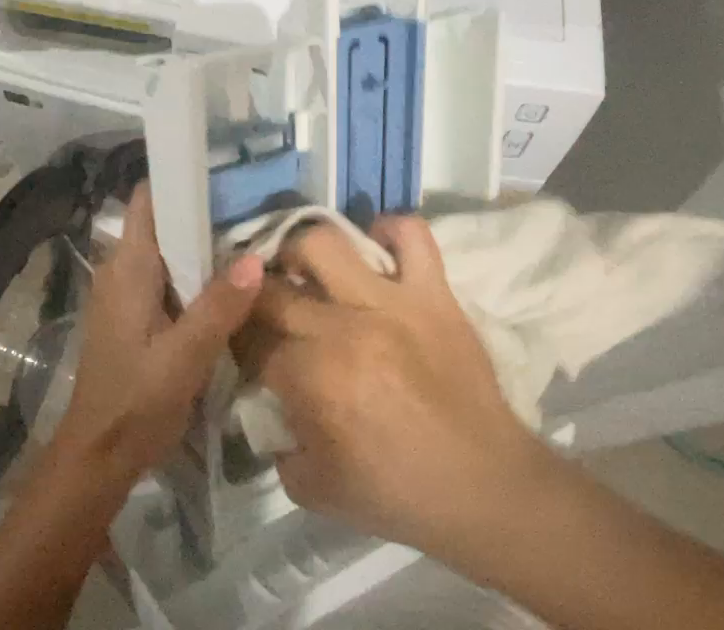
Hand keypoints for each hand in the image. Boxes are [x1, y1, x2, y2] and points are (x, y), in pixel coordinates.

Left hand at [52, 182, 264, 478]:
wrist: (99, 454)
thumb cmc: (136, 401)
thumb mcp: (184, 356)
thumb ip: (218, 307)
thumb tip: (256, 257)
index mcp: (128, 267)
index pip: (149, 199)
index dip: (183, 179)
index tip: (228, 172)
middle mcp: (123, 270)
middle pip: (165, 223)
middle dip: (206, 213)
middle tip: (259, 209)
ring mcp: (128, 294)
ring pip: (170, 253)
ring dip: (205, 247)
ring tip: (256, 240)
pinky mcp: (137, 316)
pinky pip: (169, 280)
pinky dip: (198, 276)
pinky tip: (232, 286)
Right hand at [237, 216, 553, 558]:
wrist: (486, 488)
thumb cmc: (398, 493)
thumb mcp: (313, 487)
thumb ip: (276, 441)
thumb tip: (268, 404)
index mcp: (311, 378)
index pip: (250, 340)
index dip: (238, 342)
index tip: (243, 349)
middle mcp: (344, 327)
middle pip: (273, 288)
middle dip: (254, 298)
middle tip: (261, 310)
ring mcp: (392, 302)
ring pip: (324, 243)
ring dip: (299, 253)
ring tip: (303, 269)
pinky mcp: (434, 294)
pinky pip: (411, 235)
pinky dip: (388, 230)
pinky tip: (374, 249)